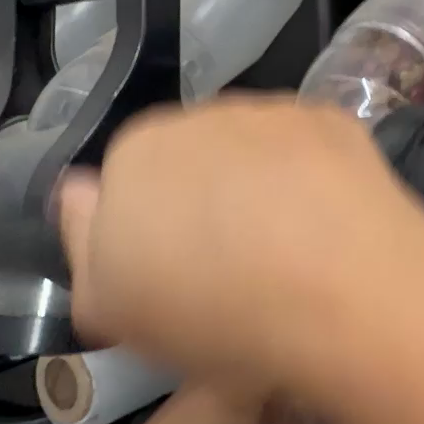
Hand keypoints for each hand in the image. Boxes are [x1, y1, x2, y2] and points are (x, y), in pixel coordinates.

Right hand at [57, 95, 423, 387]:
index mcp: (134, 153)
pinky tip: (330, 219)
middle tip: (237, 262)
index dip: (152, 229)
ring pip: (254, 147)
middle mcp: (202, 115)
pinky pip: (308, 144)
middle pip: (193, 156)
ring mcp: (275, 110)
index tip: (179, 272)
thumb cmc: (216, 312)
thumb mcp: (112, 307)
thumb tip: (79, 189)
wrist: (344, 287)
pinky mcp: (334, 118)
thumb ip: (83, 239)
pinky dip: (312, 173)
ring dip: (262, 182)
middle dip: (206, 198)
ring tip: (292, 245)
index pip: (129, 180)